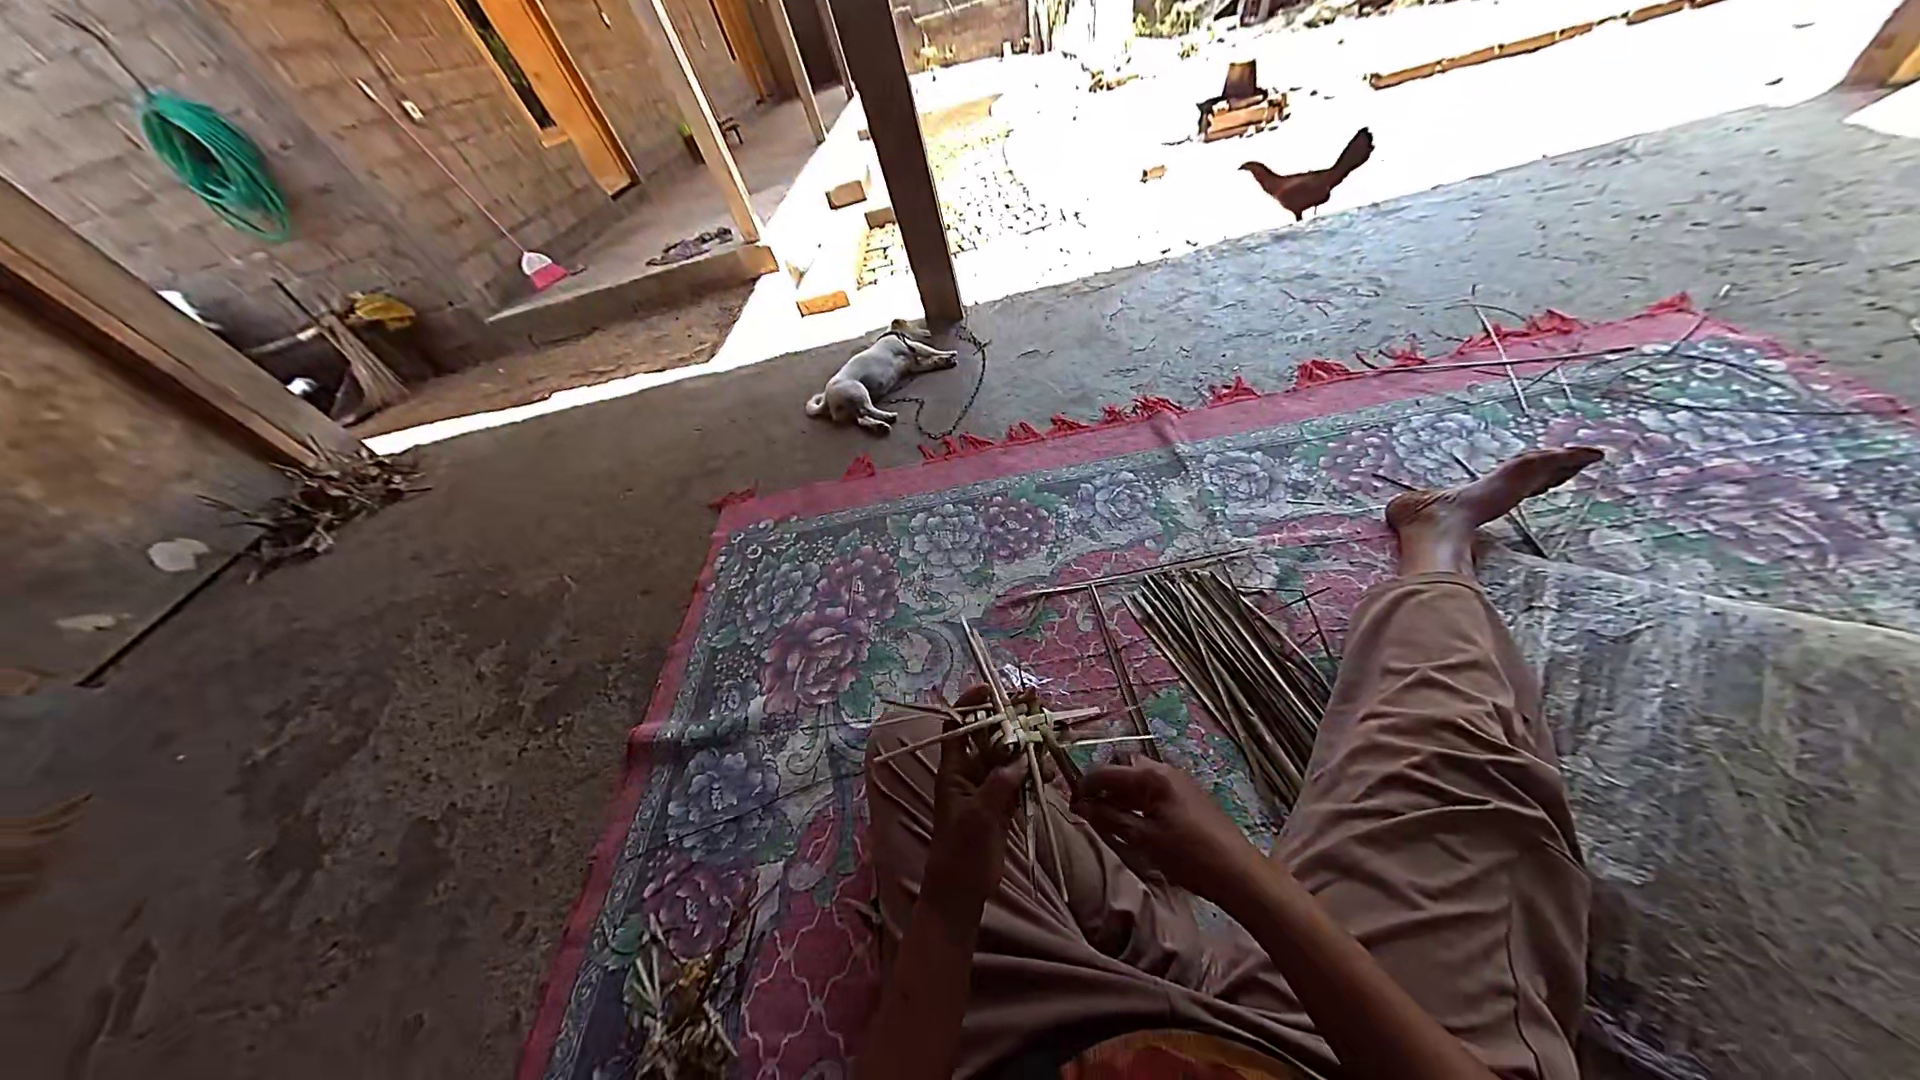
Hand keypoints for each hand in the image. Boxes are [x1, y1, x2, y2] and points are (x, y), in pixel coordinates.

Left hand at [922, 686, 1026, 918]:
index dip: (970, 705)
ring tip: (1047, 731)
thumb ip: (999, 785)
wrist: (961, 893)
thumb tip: (1022, 759)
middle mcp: (969, 773)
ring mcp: (986, 788)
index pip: (957, 727)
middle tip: (1033, 704)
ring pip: (1007, 756)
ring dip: (1026, 744)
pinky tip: (1049, 767)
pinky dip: (1033, 771)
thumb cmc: (959, 854)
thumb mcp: (978, 816)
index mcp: (953, 770)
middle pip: (989, 737)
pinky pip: (1018, 779)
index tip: (992, 689)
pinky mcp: (1001, 804)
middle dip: (1009, 720)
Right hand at [1072, 757, 1260, 900]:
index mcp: (1151, 775)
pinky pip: (1154, 790)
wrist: (1240, 873)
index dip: (1084, 787)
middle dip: (1103, 788)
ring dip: (1121, 795)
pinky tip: (1136, 822)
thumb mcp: (1143, 839)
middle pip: (1122, 771)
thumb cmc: (1189, 855)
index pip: (1105, 772)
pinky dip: (1138, 801)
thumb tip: (1081, 806)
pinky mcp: (1189, 795)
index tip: (1070, 805)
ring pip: (1138, 780)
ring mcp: (1179, 781)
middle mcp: (1164, 769)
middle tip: (1090, 812)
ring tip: (1111, 820)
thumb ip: (1109, 818)